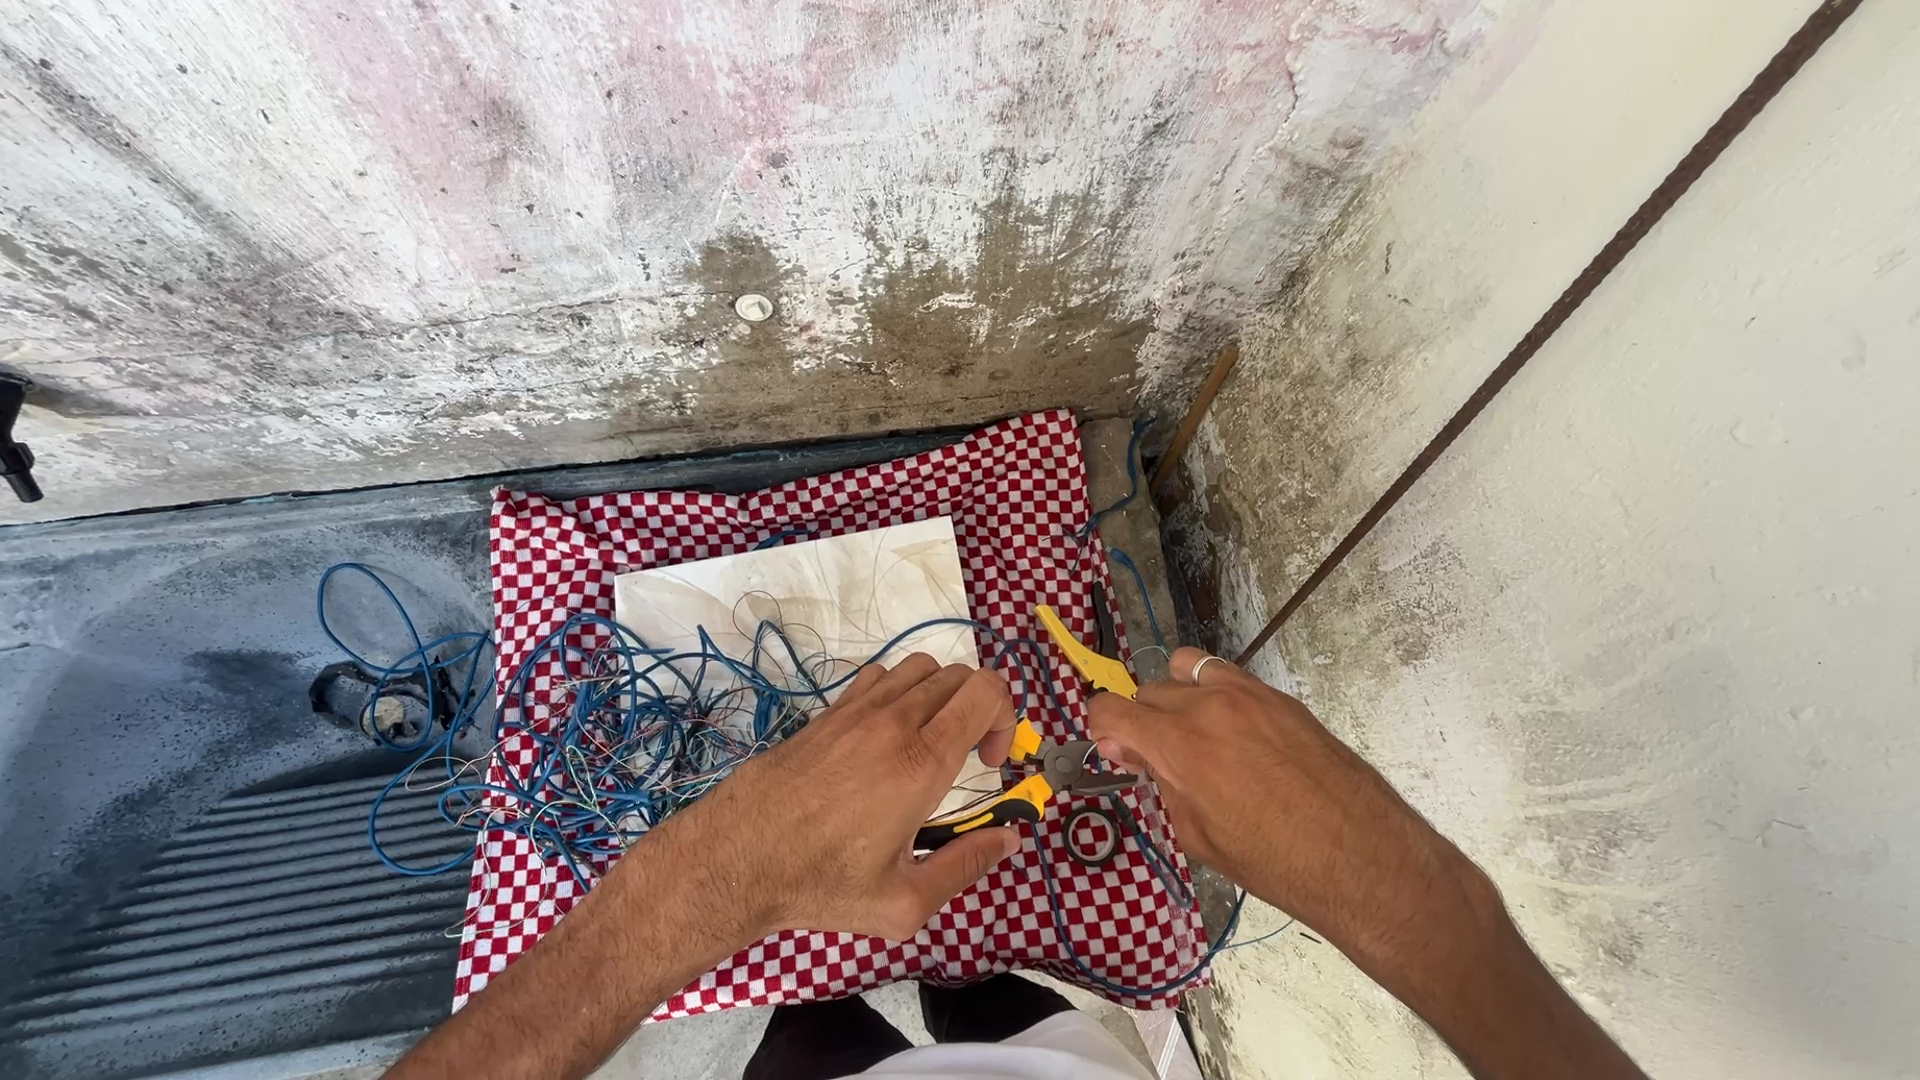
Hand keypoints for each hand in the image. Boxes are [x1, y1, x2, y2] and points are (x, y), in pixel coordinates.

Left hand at [662, 653, 1023, 941]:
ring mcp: (860, 708)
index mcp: (923, 760)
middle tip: (969, 756)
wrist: (739, 856)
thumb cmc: (823, 883)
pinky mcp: (831, 710)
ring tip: (932, 739)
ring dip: (943, 695)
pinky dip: (901, 690)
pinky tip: (888, 731)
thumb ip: (966, 866)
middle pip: (961, 675)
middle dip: (981, 709)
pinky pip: (882, 674)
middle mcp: (897, 720)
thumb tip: (1009, 836)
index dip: (1006, 719)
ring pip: (923, 667)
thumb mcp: (904, 901)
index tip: (991, 762)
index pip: (986, 692)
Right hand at [1087, 646, 1490, 966]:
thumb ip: (1157, 783)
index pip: (1108, 709)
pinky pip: (1225, 675)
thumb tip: (1130, 752)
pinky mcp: (1277, 694)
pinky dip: (1213, 693)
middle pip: (1146, 691)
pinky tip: (1236, 734)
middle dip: (1141, 722)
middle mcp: (1207, 704)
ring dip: (1176, 697)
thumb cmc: (1275, 863)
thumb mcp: (1197, 835)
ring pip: (1183, 669)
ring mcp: (1246, 692)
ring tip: (1196, 734)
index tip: (1117, 755)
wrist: (1365, 858)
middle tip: (1162, 761)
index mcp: (1179, 744)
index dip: (1101, 731)